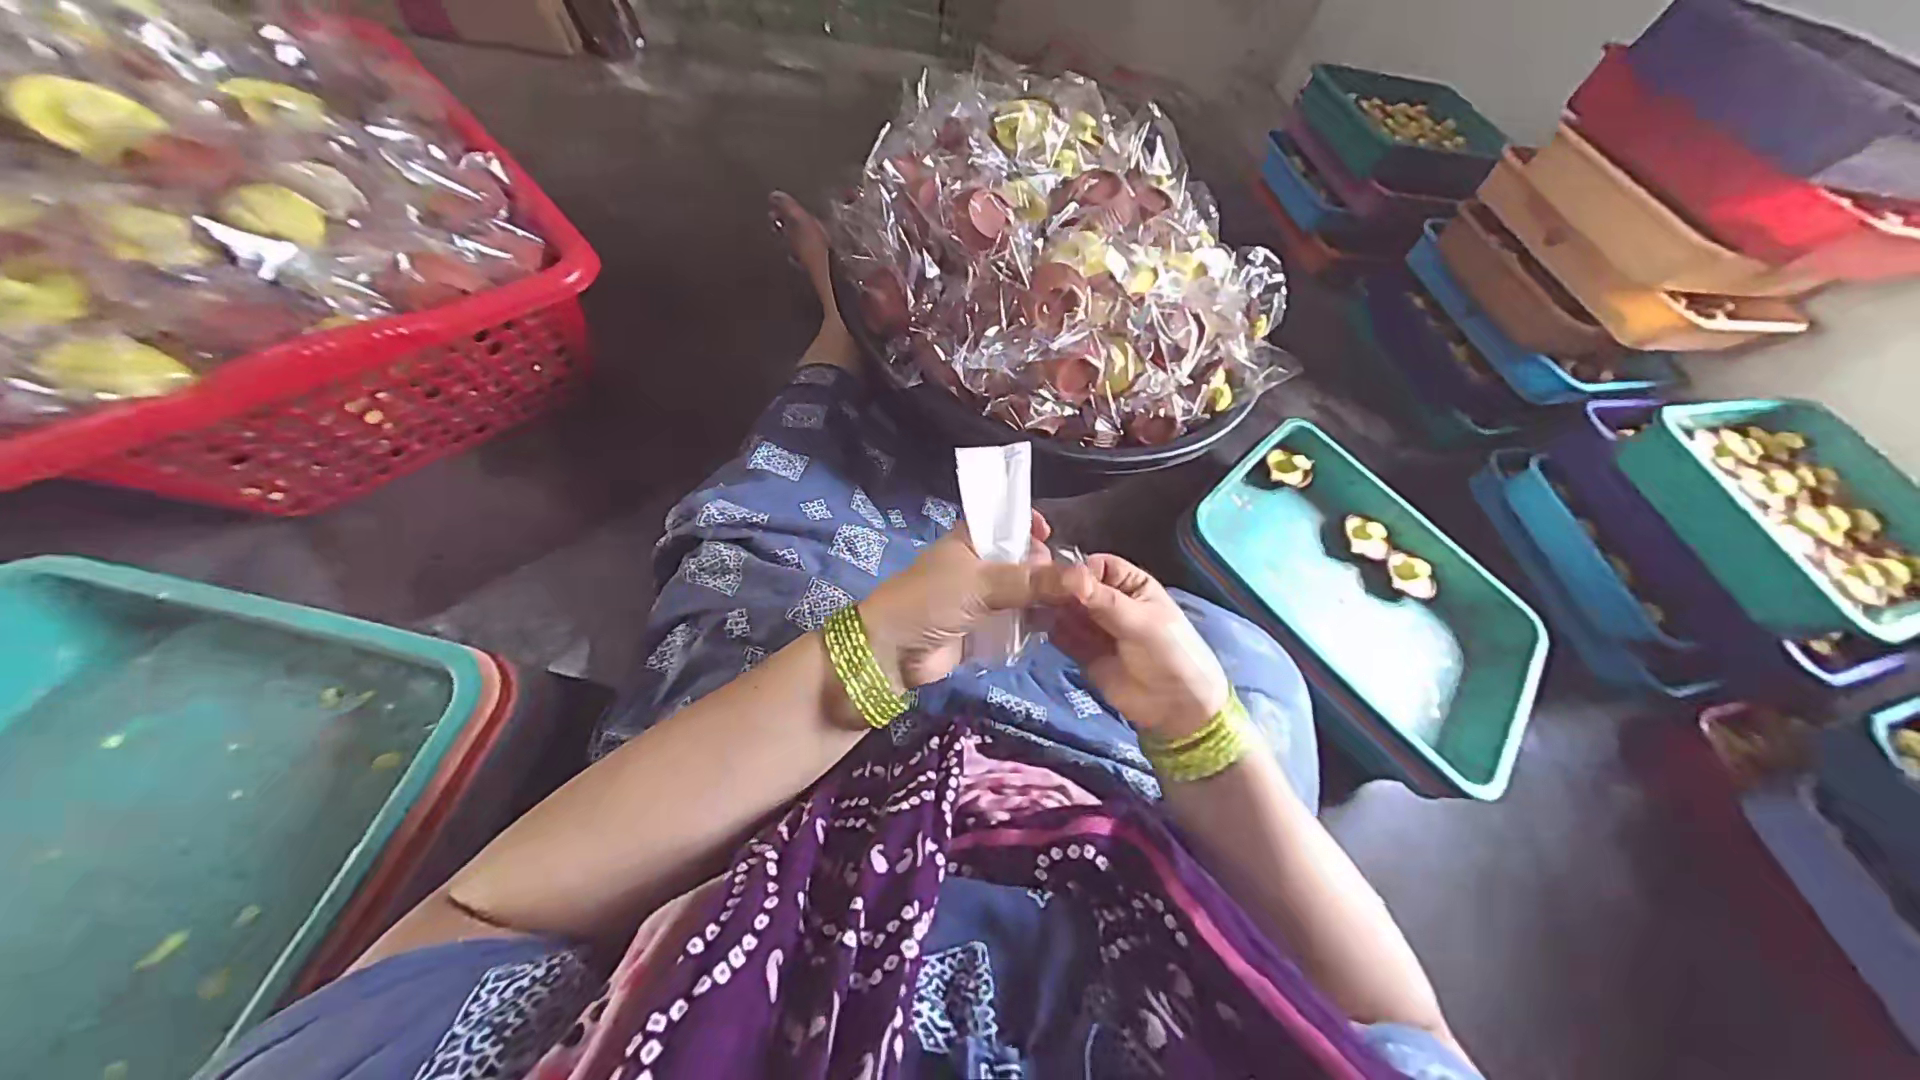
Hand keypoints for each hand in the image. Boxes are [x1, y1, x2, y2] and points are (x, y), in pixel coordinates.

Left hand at [857, 511, 1051, 690]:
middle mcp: (982, 563)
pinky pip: (1020, 620)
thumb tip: (1085, 579)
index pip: (1012, 522)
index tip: (1053, 537)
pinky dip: (1035, 623)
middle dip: (1049, 569)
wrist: (893, 653)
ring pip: (1027, 591)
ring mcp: (985, 597)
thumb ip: (1032, 581)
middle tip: (1069, 584)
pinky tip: (1054, 625)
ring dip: (1046, 599)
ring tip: (1070, 606)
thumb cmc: (930, 601)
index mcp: (973, 538)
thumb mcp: (981, 584)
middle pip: (1027, 559)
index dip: (1034, 527)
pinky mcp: (988, 627)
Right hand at [1039, 554, 1229, 741]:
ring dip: (1049, 607)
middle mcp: (1111, 602)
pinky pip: (1062, 635)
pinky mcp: (1083, 651)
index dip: (1078, 570)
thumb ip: (1103, 600)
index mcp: (1132, 585)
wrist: (1177, 708)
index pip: (1098, 566)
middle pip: (1077, 587)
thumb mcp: (1140, 622)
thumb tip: (1067, 575)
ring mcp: (1096, 627)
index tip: (1058, 579)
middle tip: (1035, 592)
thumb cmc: (1170, 654)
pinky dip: (1048, 629)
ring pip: (1066, 609)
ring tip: (1031, 607)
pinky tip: (1034, 624)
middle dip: (1058, 588)